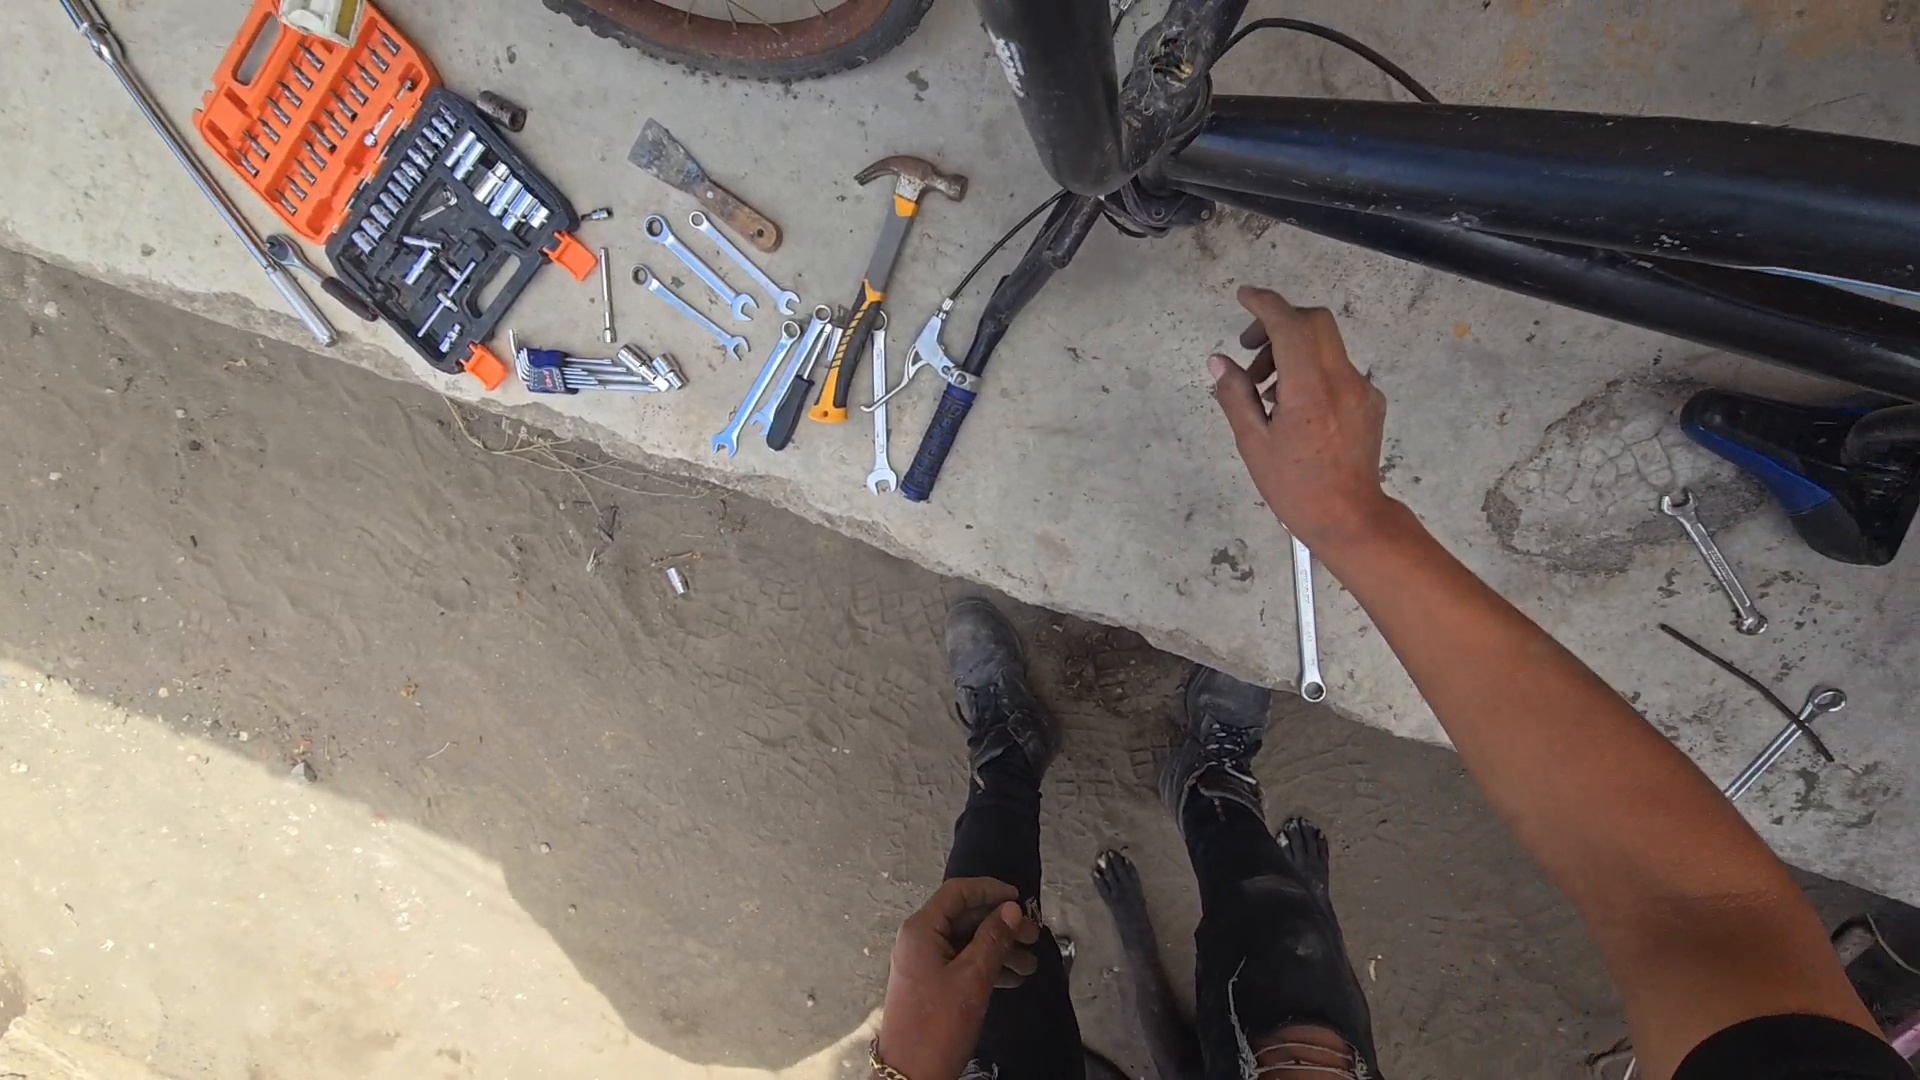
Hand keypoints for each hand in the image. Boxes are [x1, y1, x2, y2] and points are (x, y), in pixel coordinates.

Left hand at [876, 878, 1039, 1079]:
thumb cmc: (938, 1025)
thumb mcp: (972, 979)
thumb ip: (993, 939)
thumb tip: (1011, 908)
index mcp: (922, 929)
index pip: (957, 893)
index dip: (988, 889)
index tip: (1019, 898)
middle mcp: (920, 939)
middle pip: (965, 918)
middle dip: (1001, 925)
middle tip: (1034, 936)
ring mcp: (924, 963)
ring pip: (967, 943)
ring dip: (999, 949)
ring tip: (1031, 964)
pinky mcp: (931, 985)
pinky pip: (962, 964)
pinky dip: (987, 967)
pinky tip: (1014, 979)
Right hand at [1209, 286, 1395, 549]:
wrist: (1349, 516)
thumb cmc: (1294, 486)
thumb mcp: (1253, 443)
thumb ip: (1235, 396)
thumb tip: (1219, 362)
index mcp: (1309, 389)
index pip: (1291, 325)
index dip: (1265, 304)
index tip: (1244, 296)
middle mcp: (1341, 379)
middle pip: (1314, 323)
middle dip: (1278, 323)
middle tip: (1248, 349)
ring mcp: (1360, 389)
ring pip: (1325, 345)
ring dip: (1291, 350)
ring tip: (1263, 389)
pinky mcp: (1369, 402)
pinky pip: (1335, 369)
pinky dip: (1308, 370)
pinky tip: (1289, 405)